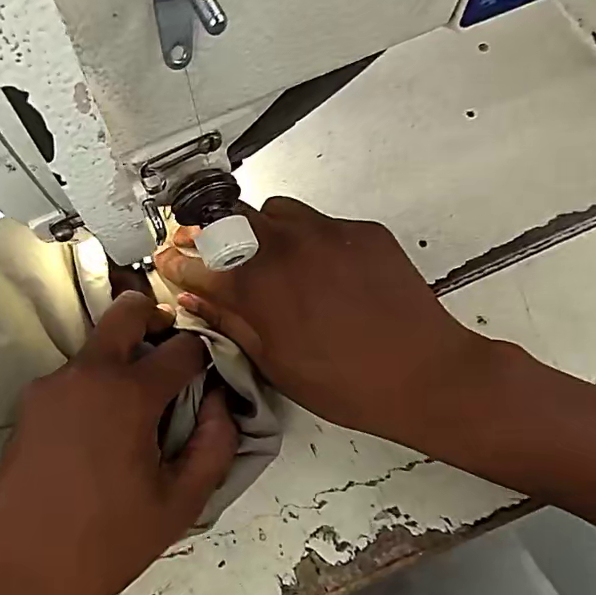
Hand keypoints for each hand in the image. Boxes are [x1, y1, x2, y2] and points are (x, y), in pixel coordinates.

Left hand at [0, 291, 238, 594]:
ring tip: (140, 412)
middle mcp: (85, 376)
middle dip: (158, 319)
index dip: (206, 353)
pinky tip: (104, 433)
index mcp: (127, 395)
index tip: (213, 371)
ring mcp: (49, 387)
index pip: (182, 347)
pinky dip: (99, 385)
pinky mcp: (28, 406)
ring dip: (126, 358)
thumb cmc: (107, 543)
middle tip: (175, 355)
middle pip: (126, 312)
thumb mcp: (182, 502)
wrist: (19, 577)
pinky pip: (75, 377)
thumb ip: (215, 443)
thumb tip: (219, 402)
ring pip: (98, 346)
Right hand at [154, 197, 491, 448]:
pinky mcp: (361, 231)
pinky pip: (318, 221)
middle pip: (228, 220)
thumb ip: (229, 323)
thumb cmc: (350, 382)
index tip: (171, 263)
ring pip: (273, 212)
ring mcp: (327, 232)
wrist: (424, 372)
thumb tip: (196, 301)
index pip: (199, 262)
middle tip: (207, 252)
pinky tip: (316, 269)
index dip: (178, 262)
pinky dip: (304, 238)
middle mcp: (288, 247)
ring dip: (258, 231)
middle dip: (210, 235)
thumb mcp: (275, 363)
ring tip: (266, 260)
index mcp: (259, 286)